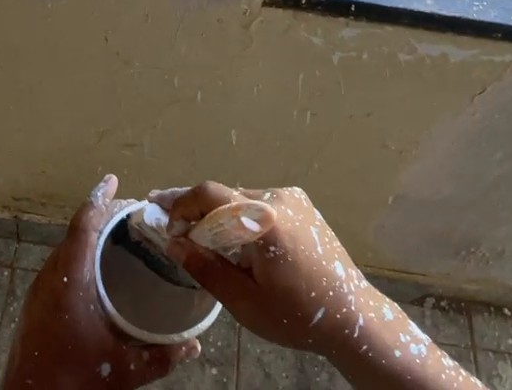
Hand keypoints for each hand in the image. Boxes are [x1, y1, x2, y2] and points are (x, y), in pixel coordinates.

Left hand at [2, 175, 200, 388]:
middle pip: (76, 232)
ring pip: (65, 249)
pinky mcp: (35, 303)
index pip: (84, 225)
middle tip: (130, 211)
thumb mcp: (123, 371)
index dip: (99, 198)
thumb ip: (160, 356)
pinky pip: (59, 265)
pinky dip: (79, 254)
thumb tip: (194, 346)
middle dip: (101, 215)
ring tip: (117, 235)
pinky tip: (95, 269)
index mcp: (70, 280)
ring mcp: (39, 289)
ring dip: (89, 236)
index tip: (113, 179)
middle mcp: (51, 276)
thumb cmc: (73, 380)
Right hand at [162, 183, 480, 389]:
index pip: (210, 195)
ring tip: (196, 232)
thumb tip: (172, 244)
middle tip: (168, 220)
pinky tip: (231, 235)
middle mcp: (278, 198)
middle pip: (224, 195)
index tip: (159, 213)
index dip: (180, 202)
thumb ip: (206, 268)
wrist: (353, 316)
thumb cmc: (297, 316)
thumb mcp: (244, 301)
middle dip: (194, 208)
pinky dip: (239, 214)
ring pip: (241, 198)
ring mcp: (292, 198)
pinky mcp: (301, 204)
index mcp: (264, 220)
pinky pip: (259, 202)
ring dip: (218, 213)